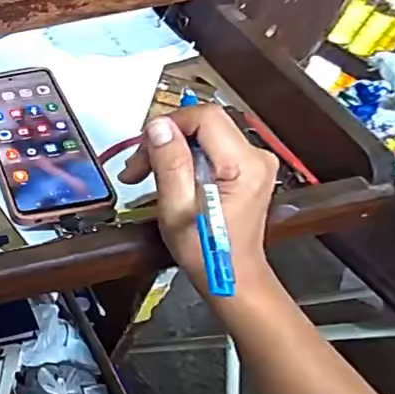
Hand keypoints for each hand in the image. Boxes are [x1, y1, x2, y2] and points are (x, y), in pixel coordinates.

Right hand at [119, 104, 279, 298]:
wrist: (231, 276)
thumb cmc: (208, 252)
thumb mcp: (177, 209)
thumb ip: (169, 162)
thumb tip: (158, 126)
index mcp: (243, 165)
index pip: (204, 117)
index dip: (169, 125)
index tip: (145, 147)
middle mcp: (256, 158)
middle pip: (203, 124)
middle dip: (166, 140)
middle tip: (138, 166)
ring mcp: (253, 163)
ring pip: (204, 135)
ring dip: (171, 150)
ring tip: (146, 174)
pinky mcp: (246, 169)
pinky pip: (210, 148)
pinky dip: (185, 159)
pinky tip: (168, 177)